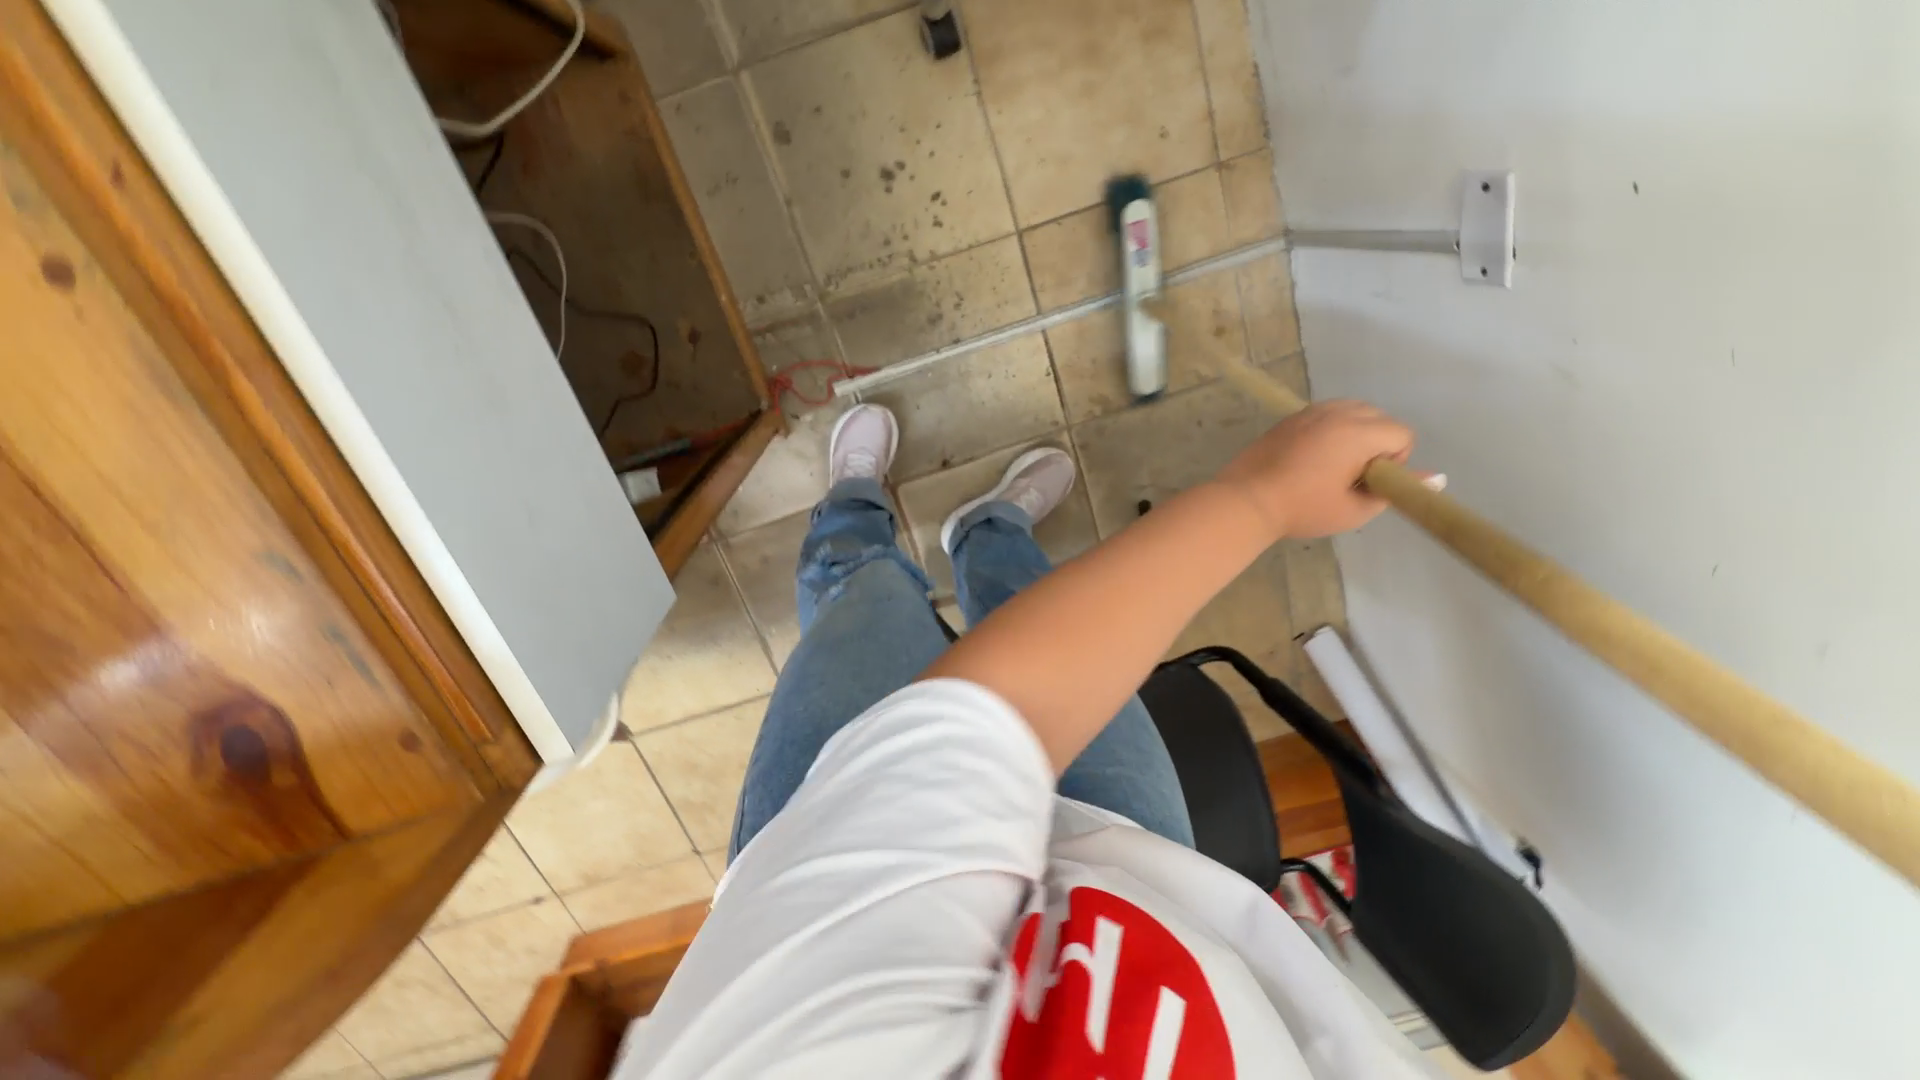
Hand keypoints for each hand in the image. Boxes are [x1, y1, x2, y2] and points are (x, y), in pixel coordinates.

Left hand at [1213, 400, 1419, 538]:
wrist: (1247, 500)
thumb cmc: (1304, 508)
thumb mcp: (1355, 509)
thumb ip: (1396, 490)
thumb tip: (1437, 478)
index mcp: (1358, 431)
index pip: (1402, 433)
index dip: (1394, 460)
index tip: (1368, 482)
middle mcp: (1337, 412)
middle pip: (1380, 417)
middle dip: (1377, 443)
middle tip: (1351, 475)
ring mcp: (1311, 411)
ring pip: (1353, 411)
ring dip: (1355, 433)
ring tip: (1334, 466)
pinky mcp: (1291, 417)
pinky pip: (1327, 414)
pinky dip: (1332, 429)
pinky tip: (1312, 457)